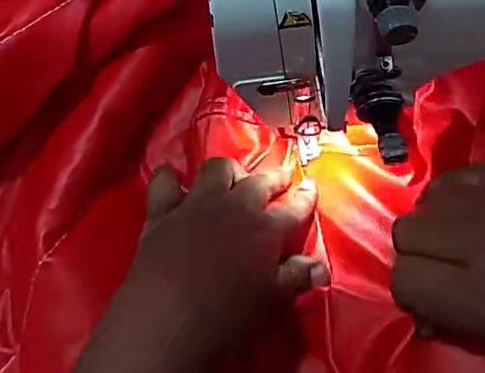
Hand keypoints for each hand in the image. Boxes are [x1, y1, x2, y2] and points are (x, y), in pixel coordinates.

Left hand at [75, 157, 323, 372]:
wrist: (171, 314)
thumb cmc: (228, 315)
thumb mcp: (270, 301)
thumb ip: (295, 278)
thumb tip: (320, 265)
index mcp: (263, 229)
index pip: (292, 209)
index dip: (304, 197)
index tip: (310, 185)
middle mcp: (233, 206)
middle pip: (258, 182)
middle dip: (273, 177)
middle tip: (280, 176)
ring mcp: (197, 202)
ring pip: (216, 169)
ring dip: (228, 171)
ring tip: (234, 178)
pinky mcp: (165, 207)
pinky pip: (166, 181)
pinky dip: (171, 179)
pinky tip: (174, 182)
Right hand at [392, 164, 484, 372]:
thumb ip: (468, 327)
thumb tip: (429, 311)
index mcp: (483, 295)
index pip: (403, 279)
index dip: (414, 297)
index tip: (434, 307)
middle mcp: (477, 237)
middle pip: (404, 232)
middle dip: (419, 258)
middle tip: (451, 277)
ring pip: (426, 198)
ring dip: (437, 223)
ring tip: (469, 243)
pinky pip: (461, 176)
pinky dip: (461, 196)